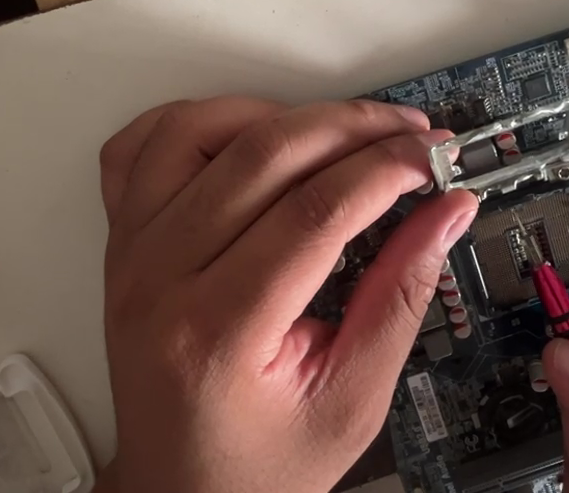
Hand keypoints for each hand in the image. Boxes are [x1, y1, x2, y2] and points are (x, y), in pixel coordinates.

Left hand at [96, 97, 479, 492]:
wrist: (179, 492)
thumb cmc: (258, 465)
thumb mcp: (351, 400)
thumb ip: (402, 295)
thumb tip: (446, 213)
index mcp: (218, 333)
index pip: (314, 212)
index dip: (385, 168)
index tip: (430, 156)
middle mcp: (161, 278)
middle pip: (264, 155)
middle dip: (352, 126)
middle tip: (406, 131)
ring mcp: (132, 250)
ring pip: (201, 129)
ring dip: (280, 113)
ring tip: (336, 133)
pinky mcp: (123, 237)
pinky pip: (142, 143)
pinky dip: (198, 119)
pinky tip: (246, 131)